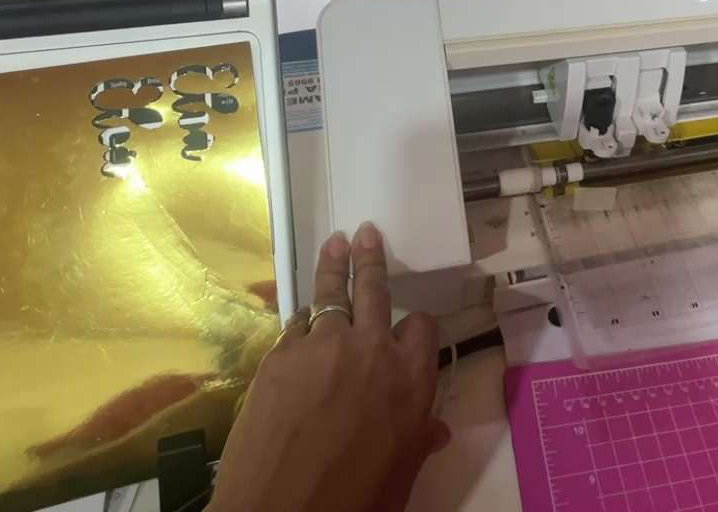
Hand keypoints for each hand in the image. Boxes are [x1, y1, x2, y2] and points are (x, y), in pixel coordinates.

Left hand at [209, 225, 448, 511]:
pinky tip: (302, 320)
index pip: (422, 327)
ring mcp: (322, 346)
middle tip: (366, 233)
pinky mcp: (280, 355)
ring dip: (333, 268)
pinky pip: (296, 325)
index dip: (415, 327)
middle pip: (374, 289)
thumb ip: (417, 441)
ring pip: (330, 294)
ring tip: (334, 244)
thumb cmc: (353, 500)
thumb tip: (436, 431)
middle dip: (371, 259)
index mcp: (409, 379)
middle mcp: (371, 349)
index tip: (408, 327)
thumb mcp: (399, 476)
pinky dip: (302, 321)